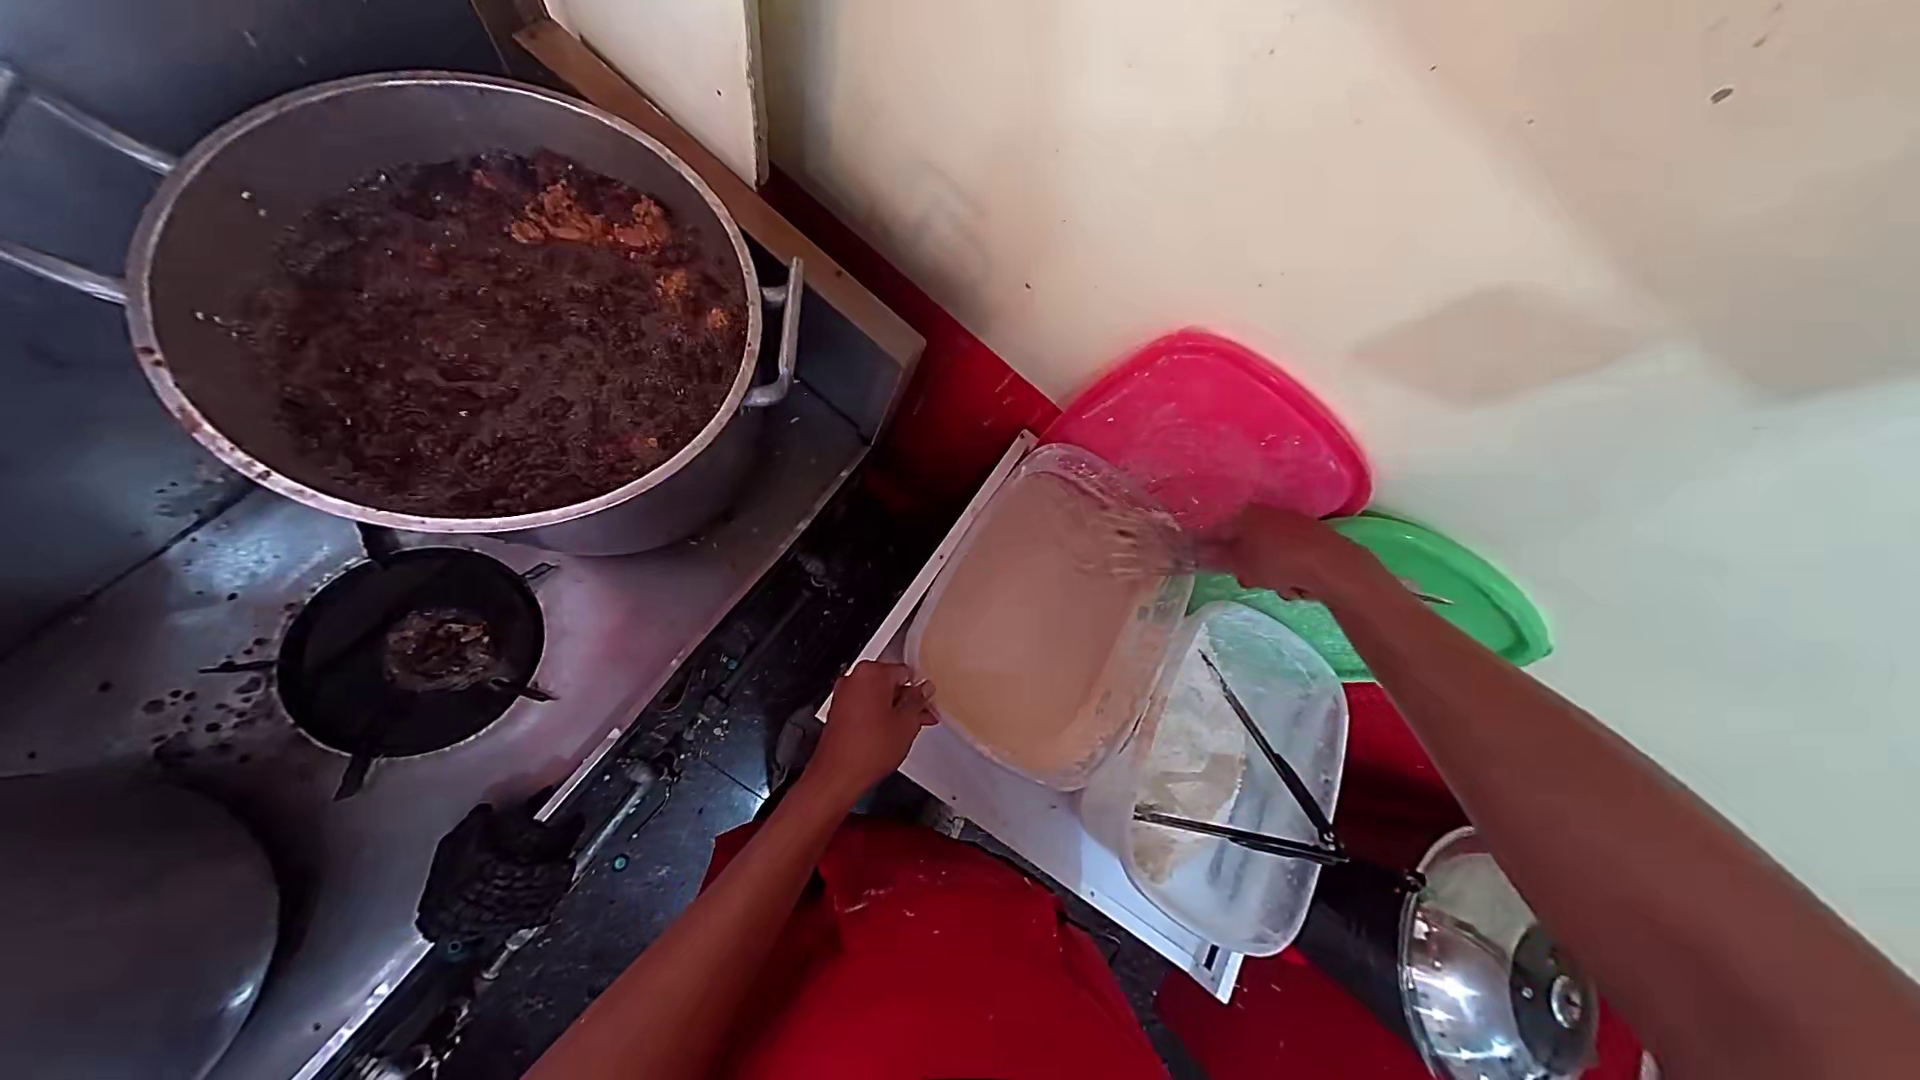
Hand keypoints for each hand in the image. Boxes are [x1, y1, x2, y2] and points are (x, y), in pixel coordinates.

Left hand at [809, 661, 936, 801]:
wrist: (838, 775)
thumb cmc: (865, 750)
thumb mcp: (907, 723)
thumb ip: (918, 702)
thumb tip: (923, 692)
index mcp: (872, 673)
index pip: (906, 672)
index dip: (920, 689)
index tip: (926, 702)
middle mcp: (854, 679)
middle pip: (890, 682)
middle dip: (907, 699)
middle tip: (920, 715)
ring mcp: (844, 694)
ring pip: (877, 695)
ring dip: (894, 708)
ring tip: (907, 729)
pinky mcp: (838, 710)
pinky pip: (864, 705)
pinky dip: (878, 715)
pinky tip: (890, 733)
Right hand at [1199, 505, 1388, 602]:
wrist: (1333, 565)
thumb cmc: (1277, 562)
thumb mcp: (1239, 564)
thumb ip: (1213, 558)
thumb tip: (1194, 552)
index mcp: (1244, 514)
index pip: (1215, 532)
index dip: (1208, 551)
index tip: (1207, 568)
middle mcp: (1266, 514)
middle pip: (1242, 544)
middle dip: (1245, 566)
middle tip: (1251, 580)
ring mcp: (1290, 524)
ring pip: (1266, 554)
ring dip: (1268, 573)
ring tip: (1281, 586)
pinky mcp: (1310, 538)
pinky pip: (1287, 557)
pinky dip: (1289, 571)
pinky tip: (1298, 583)